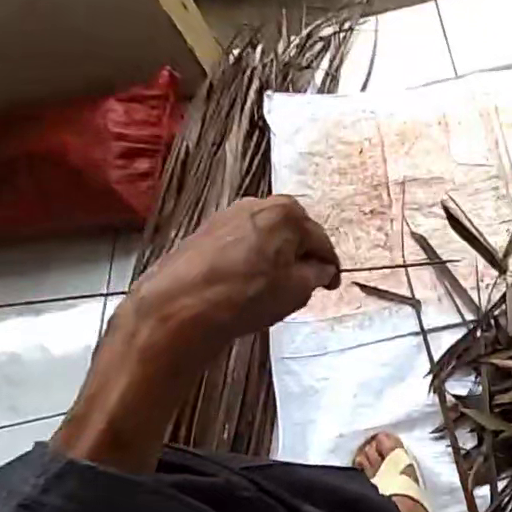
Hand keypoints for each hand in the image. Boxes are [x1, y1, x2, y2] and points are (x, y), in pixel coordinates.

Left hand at [54, 196, 339, 472]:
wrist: (179, 307)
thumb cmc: (246, 297)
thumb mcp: (296, 291)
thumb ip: (317, 275)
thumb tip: (321, 269)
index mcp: (287, 213)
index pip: (321, 241)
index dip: (330, 267)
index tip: (332, 286)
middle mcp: (259, 203)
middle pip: (294, 232)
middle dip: (302, 256)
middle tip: (307, 285)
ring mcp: (230, 214)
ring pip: (267, 236)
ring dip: (277, 257)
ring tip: (277, 286)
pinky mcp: (207, 230)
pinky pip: (244, 242)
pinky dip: (254, 258)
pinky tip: (250, 282)